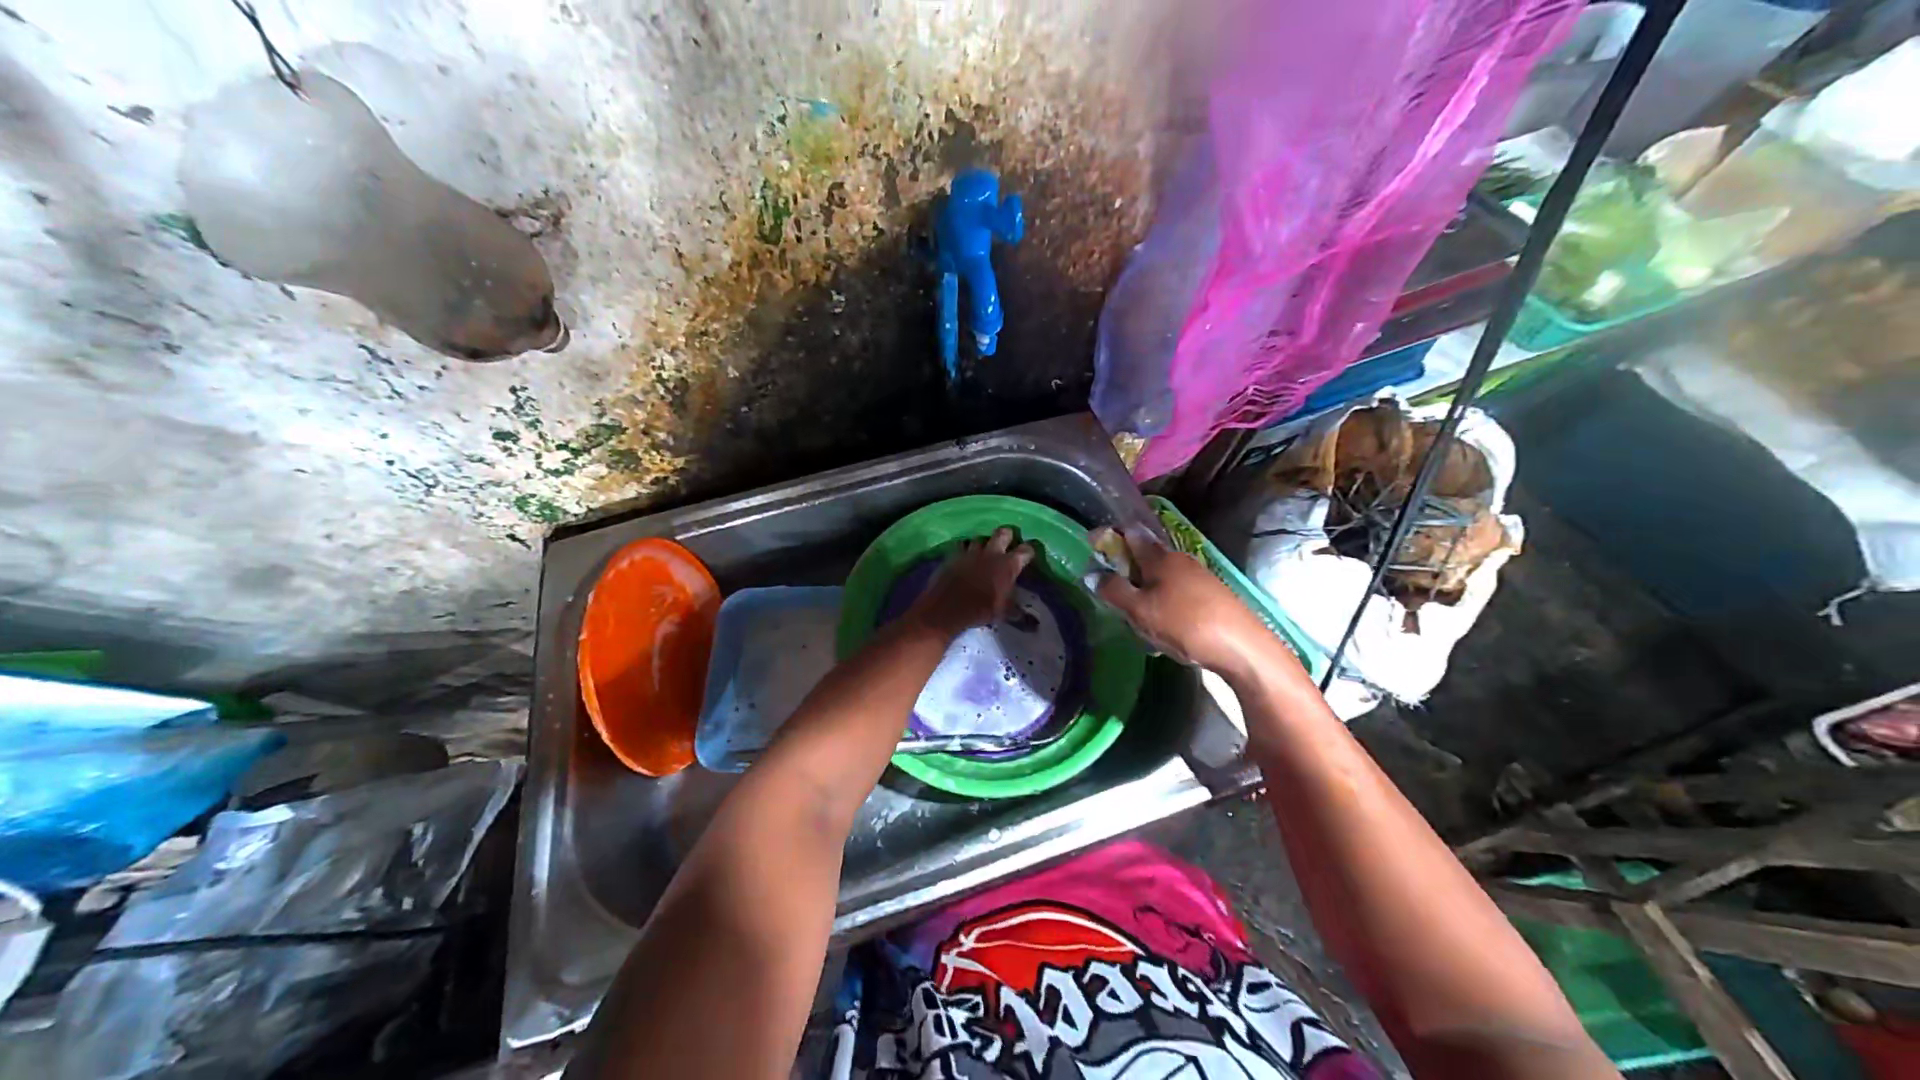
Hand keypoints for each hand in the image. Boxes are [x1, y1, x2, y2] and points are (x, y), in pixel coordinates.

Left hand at [906, 526, 1034, 637]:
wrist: (949, 607)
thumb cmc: (982, 609)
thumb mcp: (1004, 612)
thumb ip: (1016, 609)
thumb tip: (1030, 620)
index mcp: (1008, 564)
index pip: (1026, 550)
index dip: (1029, 551)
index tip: (1029, 554)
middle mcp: (991, 553)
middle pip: (1003, 533)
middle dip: (1007, 535)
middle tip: (1008, 542)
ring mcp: (971, 552)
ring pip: (980, 538)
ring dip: (983, 542)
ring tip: (983, 550)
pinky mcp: (953, 555)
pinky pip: (961, 546)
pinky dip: (964, 550)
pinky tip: (964, 556)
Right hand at [1088, 524, 1291, 679]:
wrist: (1241, 647)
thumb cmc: (1184, 623)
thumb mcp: (1140, 610)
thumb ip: (1114, 591)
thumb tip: (1092, 573)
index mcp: (1160, 556)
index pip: (1130, 533)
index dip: (1110, 535)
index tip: (1092, 545)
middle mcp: (1180, 560)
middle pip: (1147, 556)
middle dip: (1127, 569)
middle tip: (1110, 590)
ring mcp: (1200, 578)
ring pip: (1163, 578)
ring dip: (1146, 590)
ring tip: (1135, 616)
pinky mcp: (1212, 597)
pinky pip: (1178, 594)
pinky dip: (1164, 603)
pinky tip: (1163, 628)